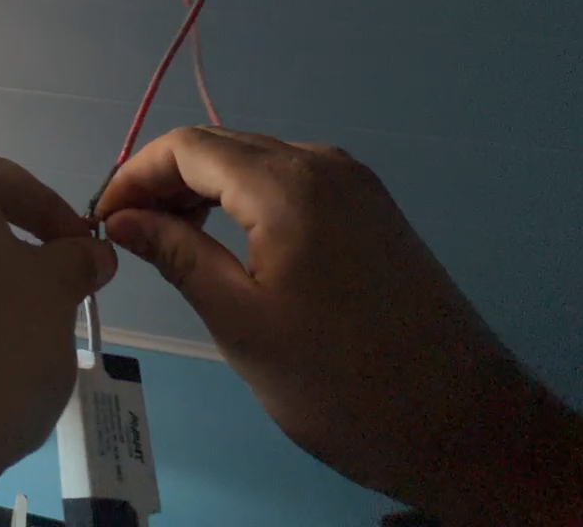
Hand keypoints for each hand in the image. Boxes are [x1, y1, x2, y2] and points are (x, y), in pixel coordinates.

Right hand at [94, 126, 553, 515]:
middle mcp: (321, 164)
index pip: (186, 148)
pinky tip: (224, 237)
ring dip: (199, 188)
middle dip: (162, 180)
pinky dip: (240, 198)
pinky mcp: (369, 209)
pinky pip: (285, 180)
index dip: (135, 175)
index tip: (104, 217)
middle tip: (127, 230)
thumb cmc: (343, 383)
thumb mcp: (240, 321)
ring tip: (167, 236)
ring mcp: (353, 183)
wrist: (478, 436)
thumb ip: (175, 253)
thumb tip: (120, 218)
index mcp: (288, 185)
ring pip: (250, 160)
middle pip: (217, 146)